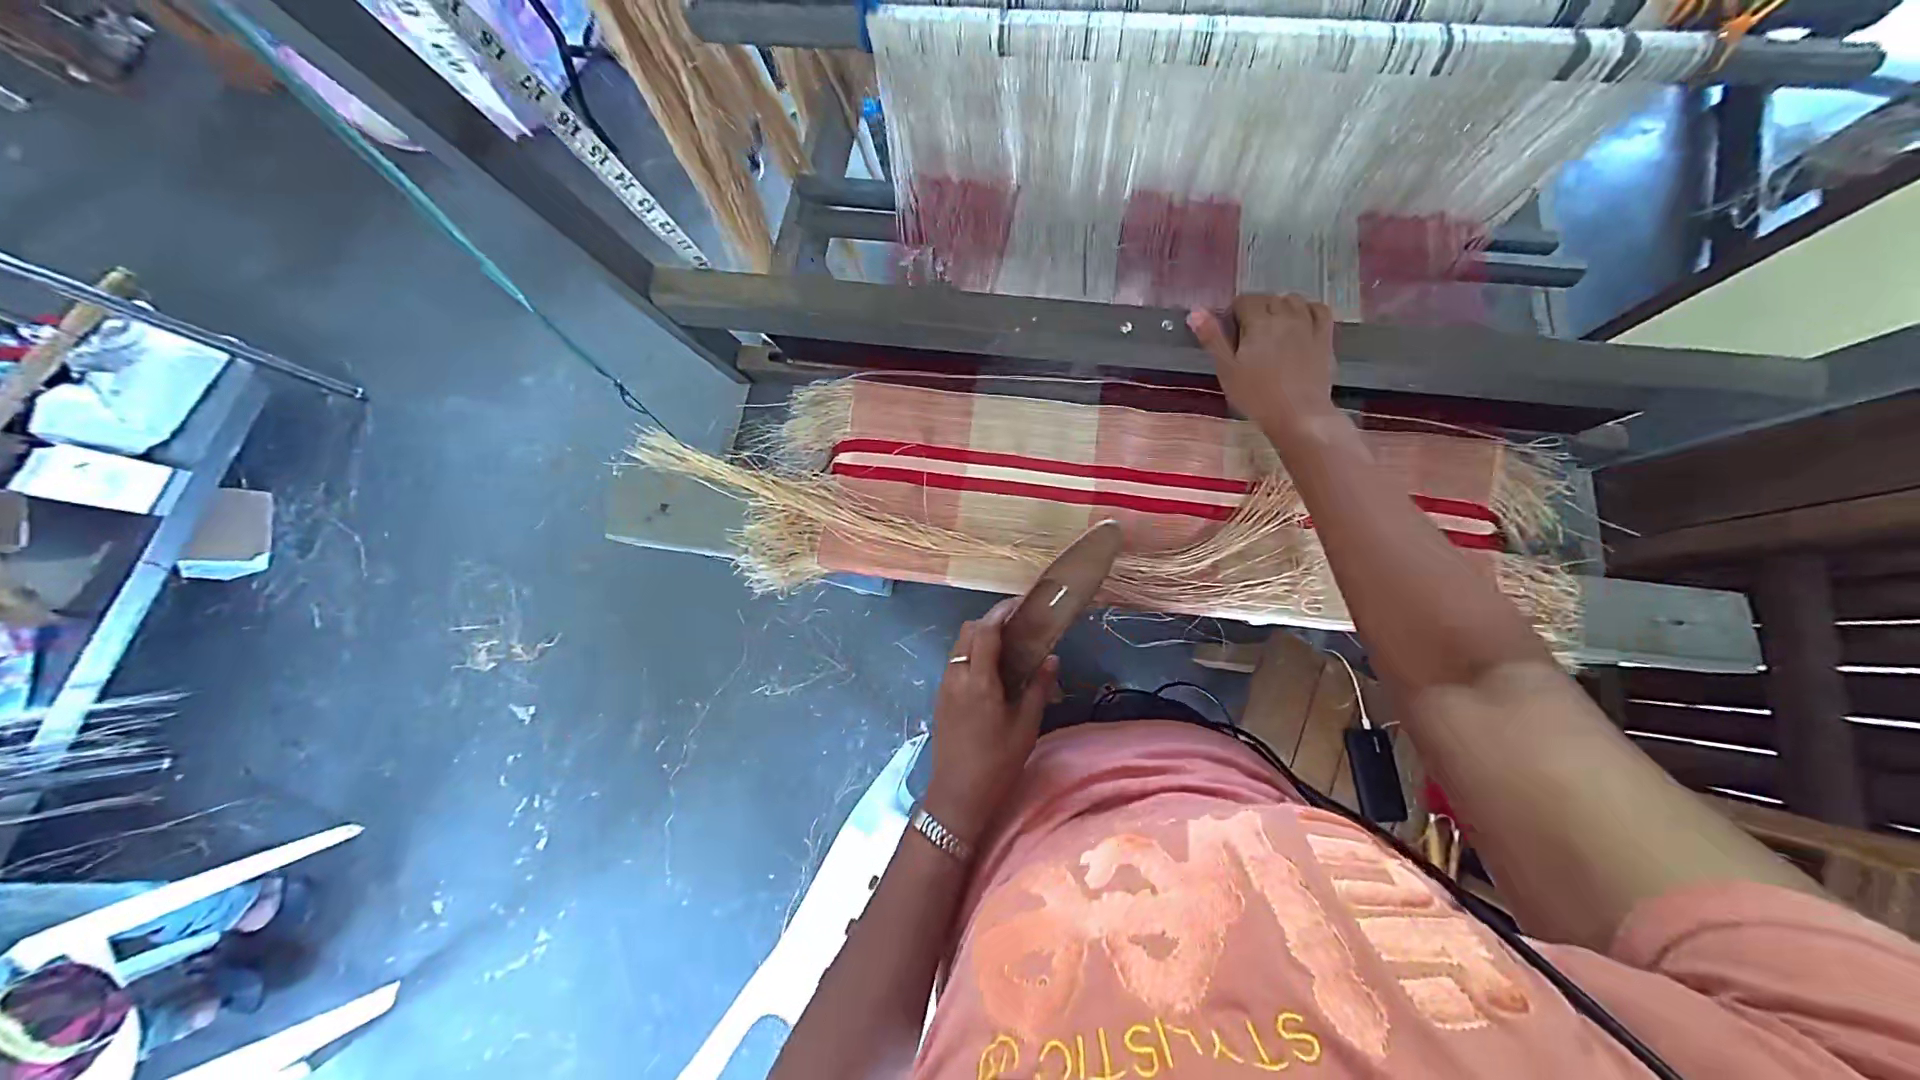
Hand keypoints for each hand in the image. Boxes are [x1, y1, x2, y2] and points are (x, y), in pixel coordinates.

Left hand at [924, 599, 1058, 844]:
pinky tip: (991, 670)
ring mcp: (944, 686)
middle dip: (991, 621)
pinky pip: (955, 662)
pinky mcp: (940, 697)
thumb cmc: (997, 763)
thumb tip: (1051, 658)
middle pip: (968, 631)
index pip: (986, 630)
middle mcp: (956, 676)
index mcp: (978, 680)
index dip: (1002, 612)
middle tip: (1018, 626)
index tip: (1022, 604)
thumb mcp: (1026, 726)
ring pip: (959, 645)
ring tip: (1007, 646)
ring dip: (979, 636)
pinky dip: (971, 653)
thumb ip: (1038, 688)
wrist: (957, 795)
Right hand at [1188, 294, 1338, 441]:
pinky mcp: (1325, 337)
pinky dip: (1308, 309)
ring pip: (1293, 300)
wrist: (1298, 415)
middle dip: (1255, 311)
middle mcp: (1285, 315)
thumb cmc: (1256, 395)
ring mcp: (1308, 324)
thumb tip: (1196, 311)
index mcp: (1259, 321)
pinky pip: (1319, 309)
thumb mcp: (1226, 369)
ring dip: (1280, 307)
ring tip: (1271, 329)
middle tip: (1247, 337)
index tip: (1230, 333)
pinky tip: (1301, 320)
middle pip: (1267, 298)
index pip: (1243, 301)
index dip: (1233, 314)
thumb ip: (1212, 338)